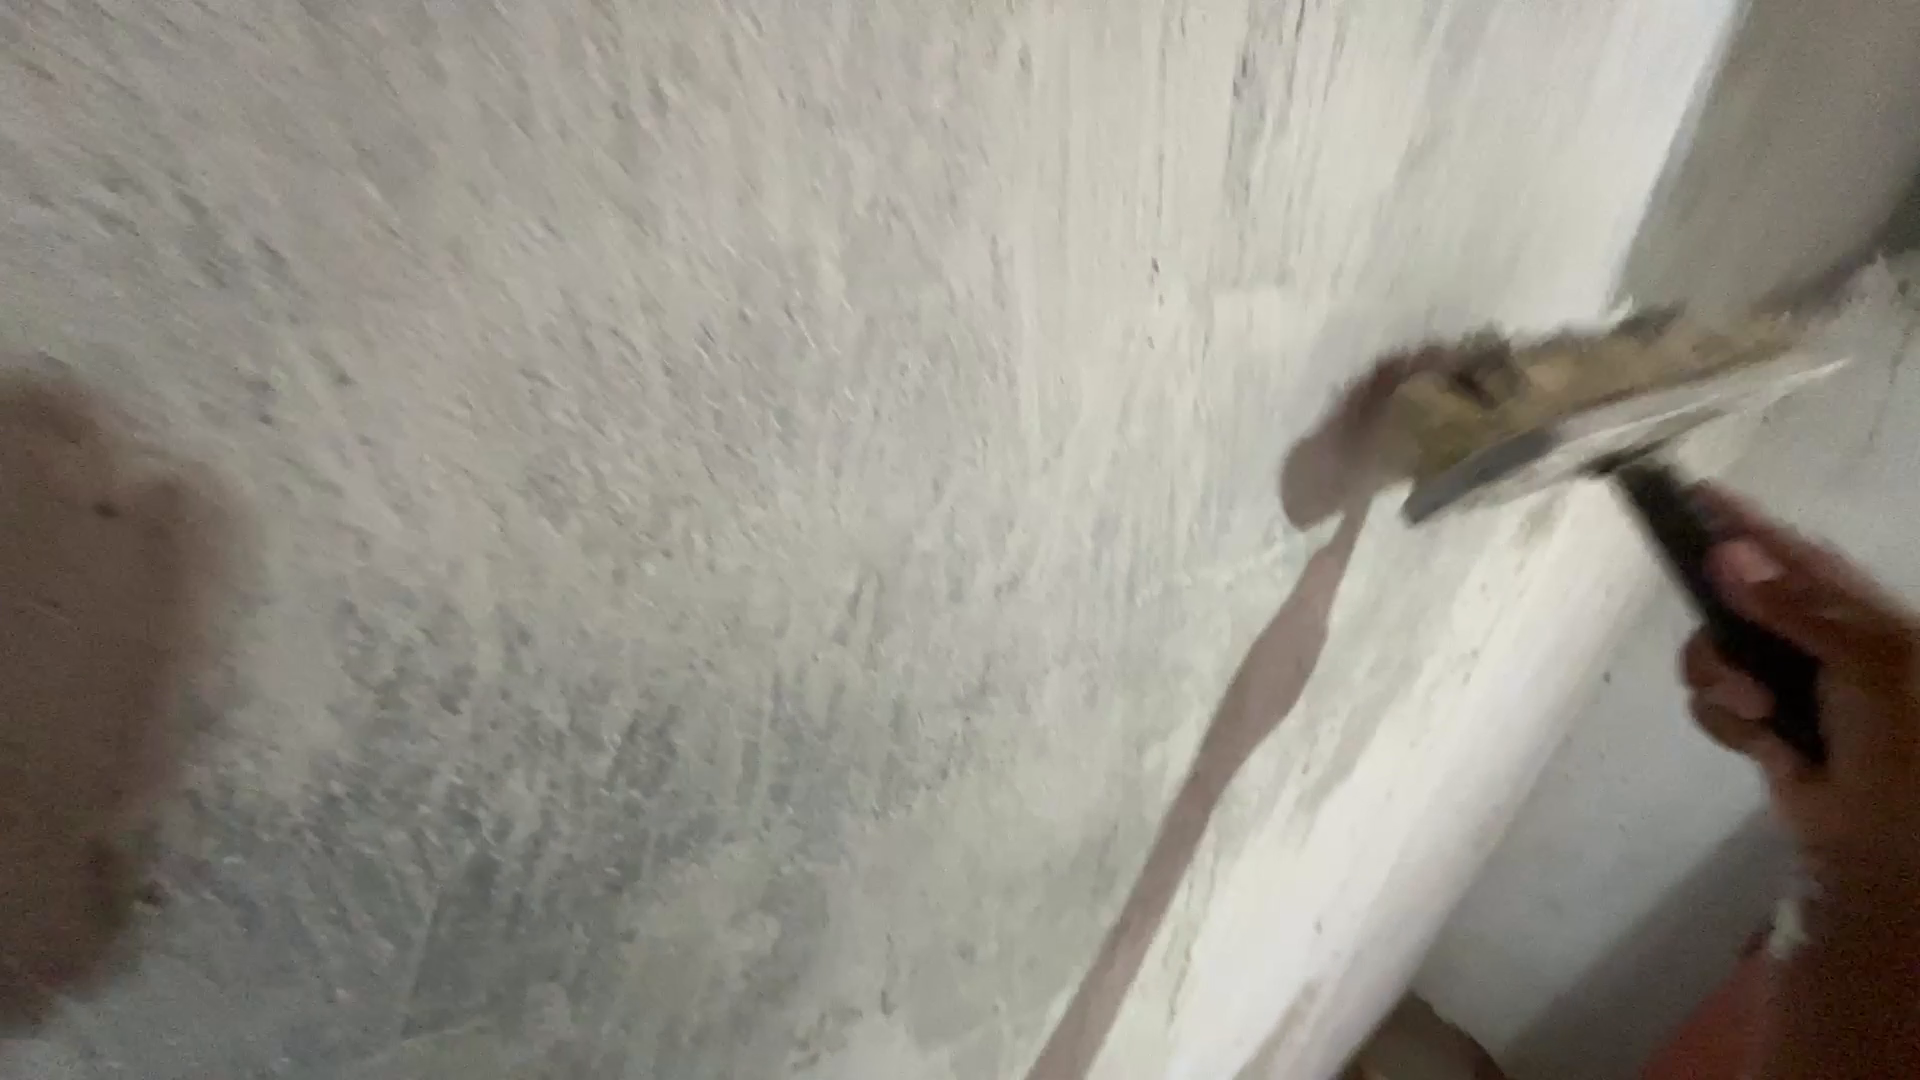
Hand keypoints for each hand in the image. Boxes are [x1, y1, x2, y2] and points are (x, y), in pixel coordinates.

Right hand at [1680, 486, 1919, 869]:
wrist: (1896, 847)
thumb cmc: (1908, 748)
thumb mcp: (1872, 667)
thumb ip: (1799, 609)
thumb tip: (1727, 553)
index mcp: (1864, 621)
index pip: (1798, 558)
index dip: (1749, 525)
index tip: (1696, 495)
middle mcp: (1822, 645)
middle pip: (1733, 609)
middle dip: (1719, 638)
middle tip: (1731, 666)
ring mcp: (1791, 684)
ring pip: (1711, 657)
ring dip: (1719, 686)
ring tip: (1755, 716)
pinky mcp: (1764, 721)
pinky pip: (1711, 703)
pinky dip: (1725, 722)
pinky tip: (1762, 745)